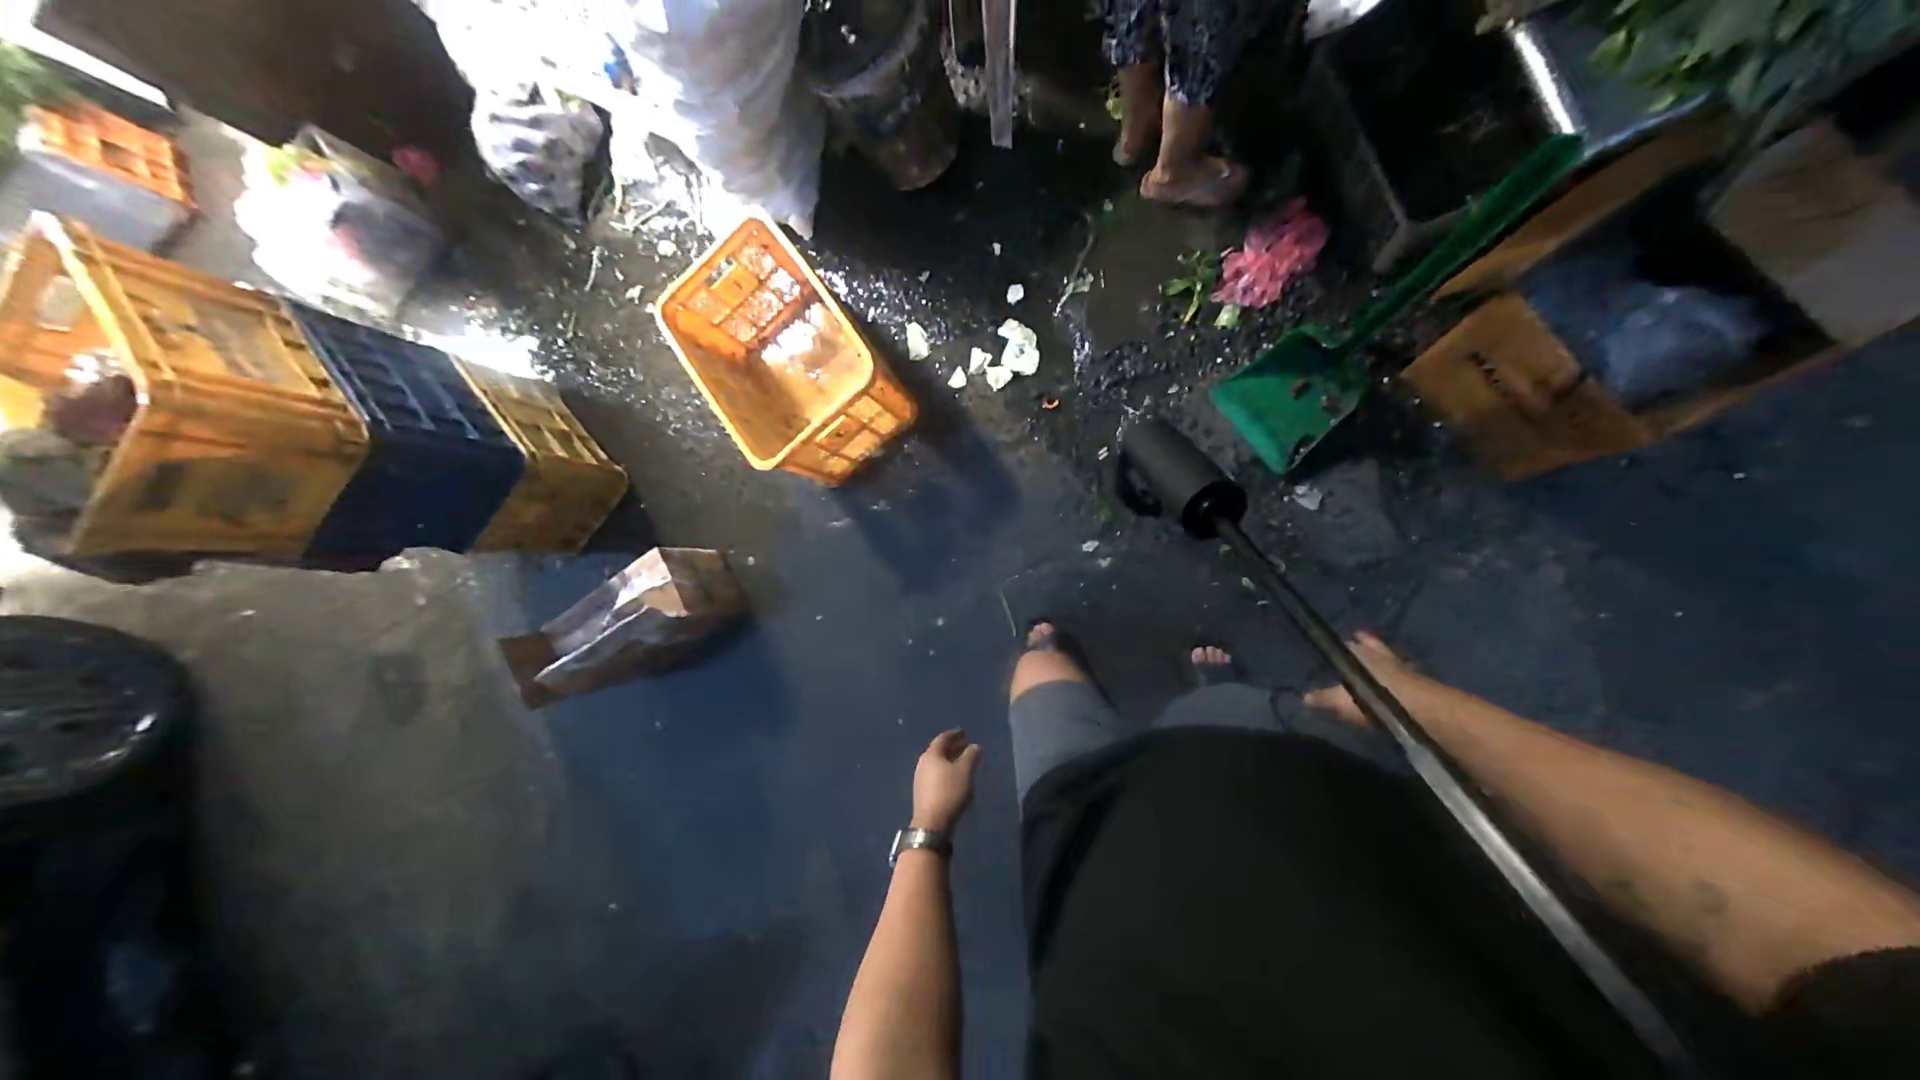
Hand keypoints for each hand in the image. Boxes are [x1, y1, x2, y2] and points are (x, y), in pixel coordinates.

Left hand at [912, 729, 981, 832]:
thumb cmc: (949, 792)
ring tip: (964, 761)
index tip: (964, 732)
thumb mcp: (964, 771)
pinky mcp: (923, 791)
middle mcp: (923, 763)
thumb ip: (971, 756)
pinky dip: (947, 771)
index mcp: (931, 755)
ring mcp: (921, 778)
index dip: (954, 734)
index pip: (943, 738)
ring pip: (938, 763)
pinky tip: (956, 778)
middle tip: (966, 745)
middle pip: (939, 751)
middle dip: (953, 747)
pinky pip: (937, 775)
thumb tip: (975, 746)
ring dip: (951, 760)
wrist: (932, 822)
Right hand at [1303, 631, 1422, 726]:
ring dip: (1385, 660)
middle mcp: (1381, 654)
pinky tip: (1398, 683)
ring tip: (1378, 665)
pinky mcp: (1423, 683)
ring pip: (1391, 659)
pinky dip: (1401, 677)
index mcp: (1359, 653)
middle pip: (1372, 647)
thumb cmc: (1375, 697)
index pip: (1348, 645)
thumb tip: (1304, 697)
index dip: (1342, 646)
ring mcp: (1405, 667)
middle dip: (1366, 646)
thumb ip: (1323, 698)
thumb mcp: (1340, 701)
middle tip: (1358, 644)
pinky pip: (1406, 675)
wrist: (1423, 710)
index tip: (1338, 645)